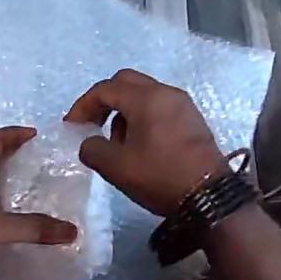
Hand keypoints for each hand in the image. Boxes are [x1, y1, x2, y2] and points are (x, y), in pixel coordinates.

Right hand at [64, 69, 226, 215]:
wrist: (209, 196)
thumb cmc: (160, 176)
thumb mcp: (115, 167)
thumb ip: (92, 149)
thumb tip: (89, 143)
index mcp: (146, 99)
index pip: (105, 89)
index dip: (82, 105)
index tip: (71, 126)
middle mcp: (166, 93)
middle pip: (125, 83)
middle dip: (103, 101)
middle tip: (91, 124)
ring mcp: (182, 105)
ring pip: (142, 95)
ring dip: (122, 112)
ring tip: (115, 142)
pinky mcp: (191, 120)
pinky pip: (158, 107)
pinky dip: (140, 118)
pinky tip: (138, 145)